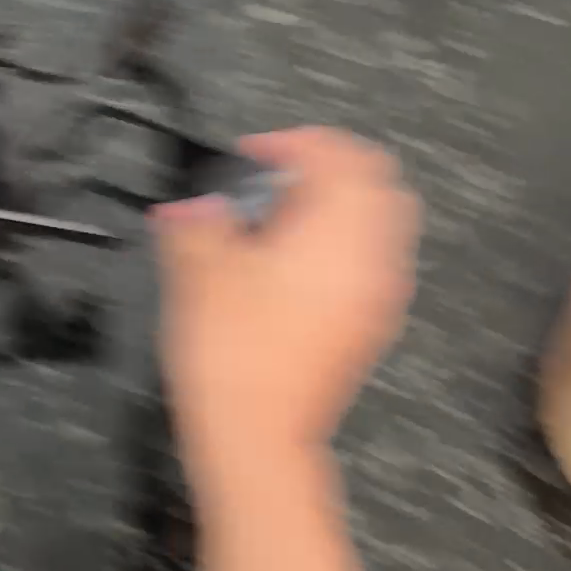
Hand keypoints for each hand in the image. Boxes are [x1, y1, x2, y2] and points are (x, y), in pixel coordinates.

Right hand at [152, 127, 419, 481]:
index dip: (291, 141)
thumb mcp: (196, 270)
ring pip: (375, 221)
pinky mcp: (366, 322)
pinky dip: (332, 242)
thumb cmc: (229, 347)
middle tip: (266, 180)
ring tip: (271, 221)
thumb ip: (196, 222)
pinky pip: (366, 259)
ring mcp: (377, 292)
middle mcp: (372, 256)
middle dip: (322, 169)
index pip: (339, 155)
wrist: (256, 430)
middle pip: (373, 183)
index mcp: (335, 232)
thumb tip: (192, 206)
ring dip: (329, 206)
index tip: (248, 153)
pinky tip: (282, 266)